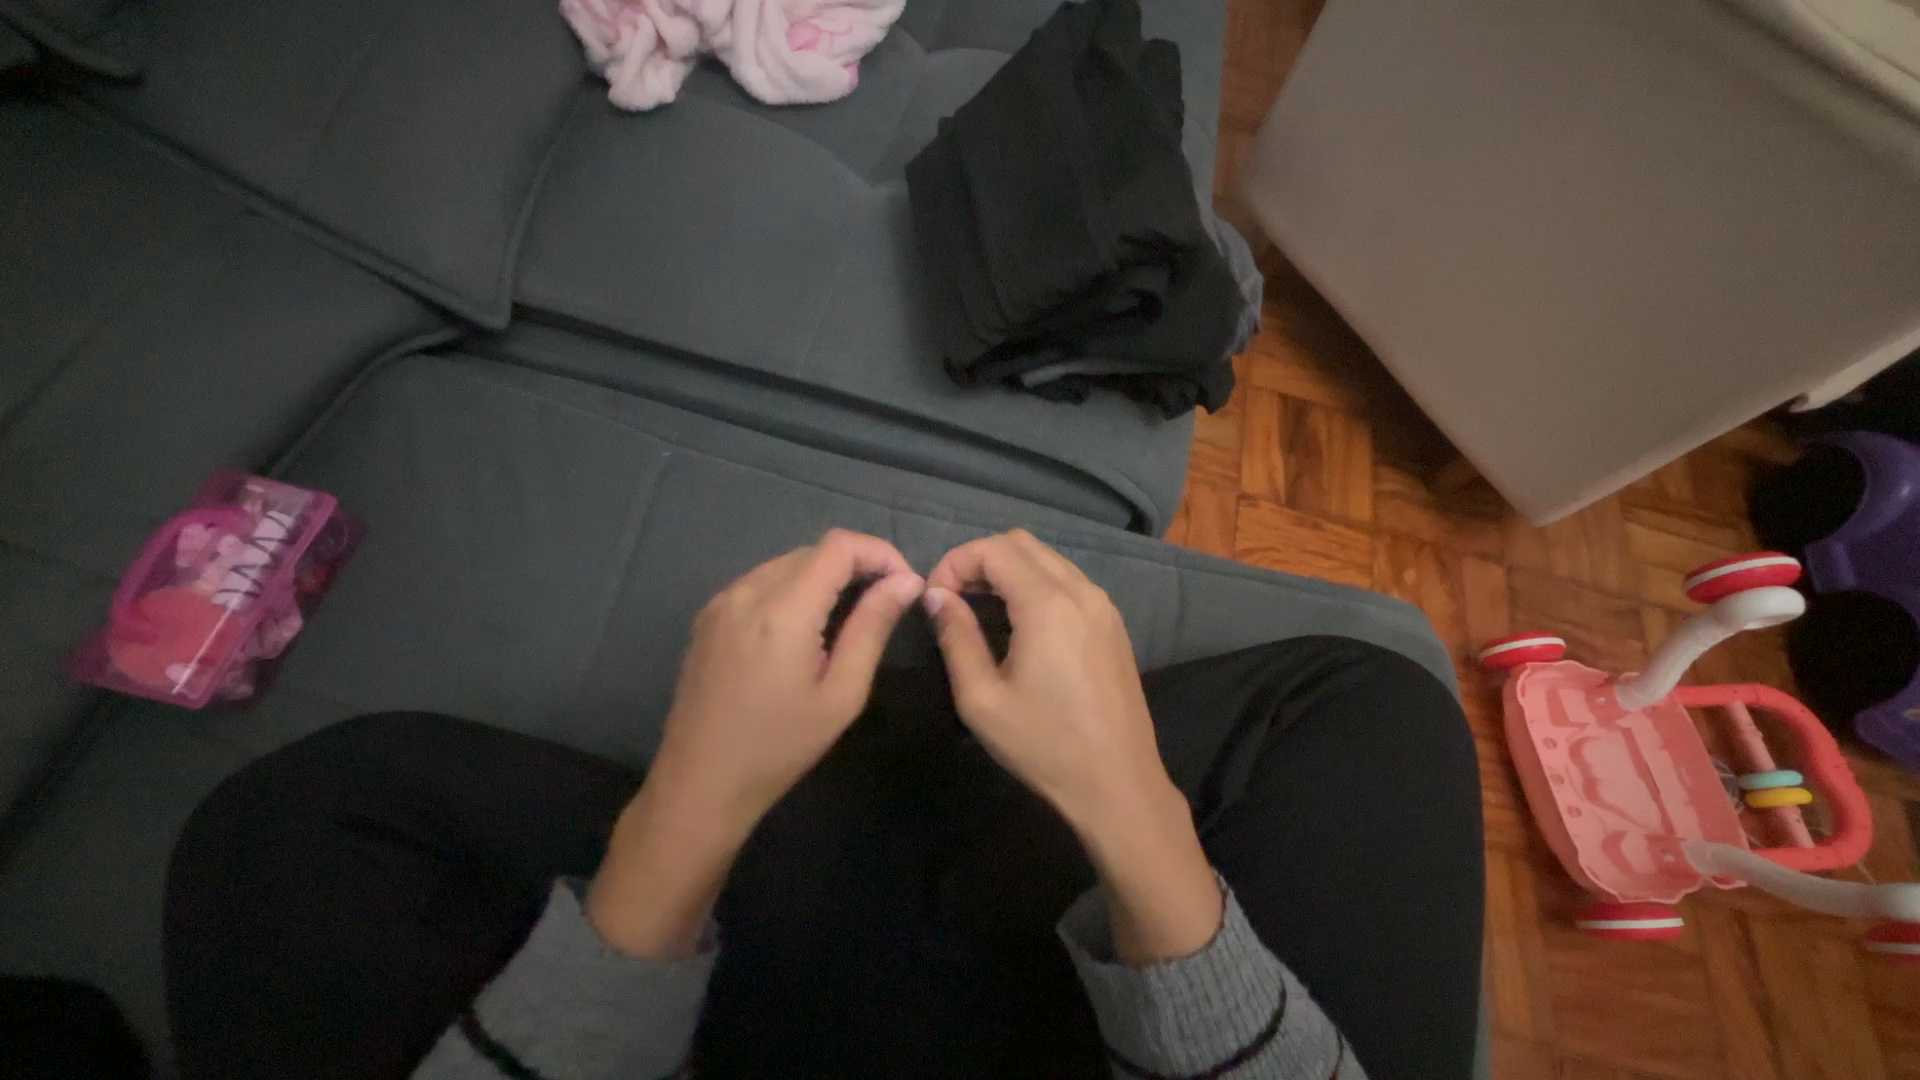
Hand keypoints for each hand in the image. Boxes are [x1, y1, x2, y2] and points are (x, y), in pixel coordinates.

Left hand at [587, 529, 922, 957]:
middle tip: (884, 606)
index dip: (880, 553)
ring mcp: (722, 601)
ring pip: (786, 564)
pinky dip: (793, 590)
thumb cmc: (779, 747)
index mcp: (782, 609)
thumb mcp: (842, 693)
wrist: (700, 784)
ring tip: (848, 621)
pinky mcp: (709, 617)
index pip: (839, 545)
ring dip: (824, 578)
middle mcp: (747, 591)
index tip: (904, 586)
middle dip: (857, 566)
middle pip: (813, 551)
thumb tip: (906, 582)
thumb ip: (873, 627)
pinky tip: (804, 630)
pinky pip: (760, 583)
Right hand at [924, 530, 1220, 963]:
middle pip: (1022, 543)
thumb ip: (956, 637)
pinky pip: (1069, 582)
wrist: (1118, 783)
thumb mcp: (982, 698)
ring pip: (1048, 560)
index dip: (955, 563)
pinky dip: (1037, 586)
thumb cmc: (1044, 745)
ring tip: (981, 613)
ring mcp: (1103, 606)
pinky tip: (1020, 627)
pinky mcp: (1113, 625)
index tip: (935, 599)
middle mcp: (1082, 591)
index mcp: (1048, 604)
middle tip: (954, 601)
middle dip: (980, 561)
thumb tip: (936, 596)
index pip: (993, 549)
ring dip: (1009, 572)